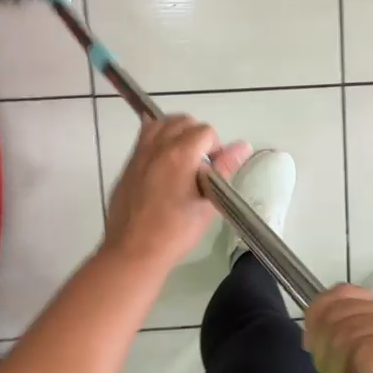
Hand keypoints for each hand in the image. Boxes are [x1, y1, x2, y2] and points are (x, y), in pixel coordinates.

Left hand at [102, 115, 248, 271]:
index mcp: (180, 154)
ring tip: (183, 158)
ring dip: (176, 133)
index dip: (215, 148)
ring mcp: (139, 154)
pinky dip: (157, 139)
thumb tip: (244, 145)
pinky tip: (164, 163)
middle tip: (201, 165)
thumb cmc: (175, 232)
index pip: (205, 131)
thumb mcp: (207, 202)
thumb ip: (224, 169)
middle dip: (197, 136)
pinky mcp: (128, 165)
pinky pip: (144, 137)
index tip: (212, 171)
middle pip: (182, 121)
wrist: (133, 250)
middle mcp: (157, 147)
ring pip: (161, 123)